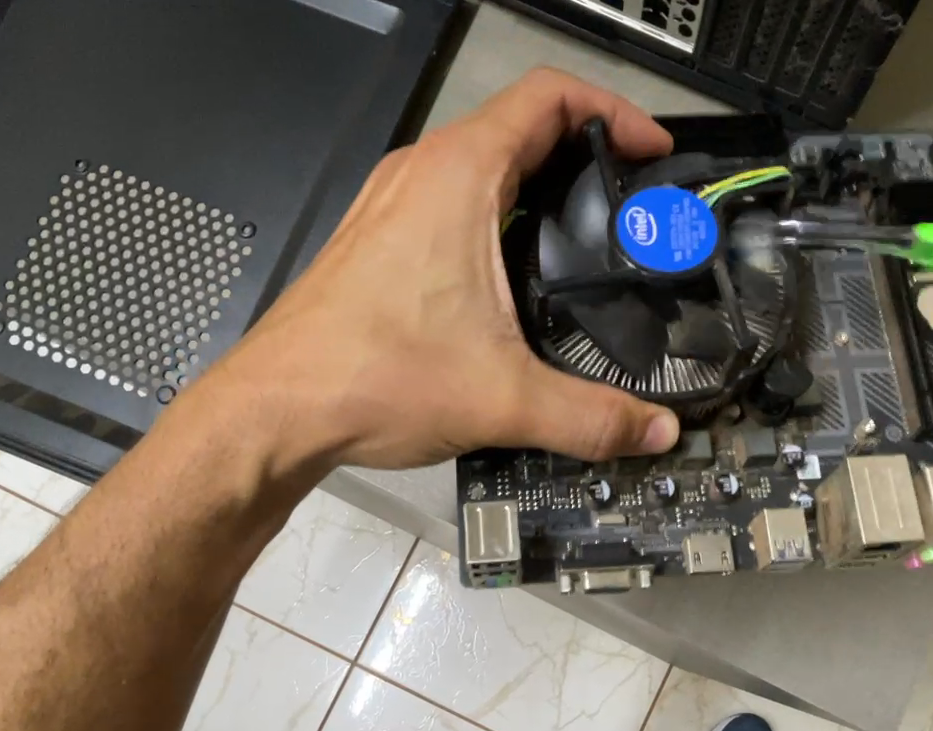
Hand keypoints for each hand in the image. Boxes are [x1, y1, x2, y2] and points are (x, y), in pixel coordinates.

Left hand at [208, 69, 681, 469]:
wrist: (278, 409)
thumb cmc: (366, 376)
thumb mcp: (503, 399)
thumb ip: (591, 416)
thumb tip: (654, 430)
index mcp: (456, 178)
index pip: (549, 98)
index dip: (613, 112)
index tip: (651, 152)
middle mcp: (420, 177)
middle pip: (519, 128)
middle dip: (584, 156)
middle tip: (628, 202)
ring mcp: (393, 209)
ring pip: (482, 166)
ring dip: (537, 187)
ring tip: (583, 237)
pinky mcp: (380, 246)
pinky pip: (450, 206)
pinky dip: (496, 219)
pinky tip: (514, 280)